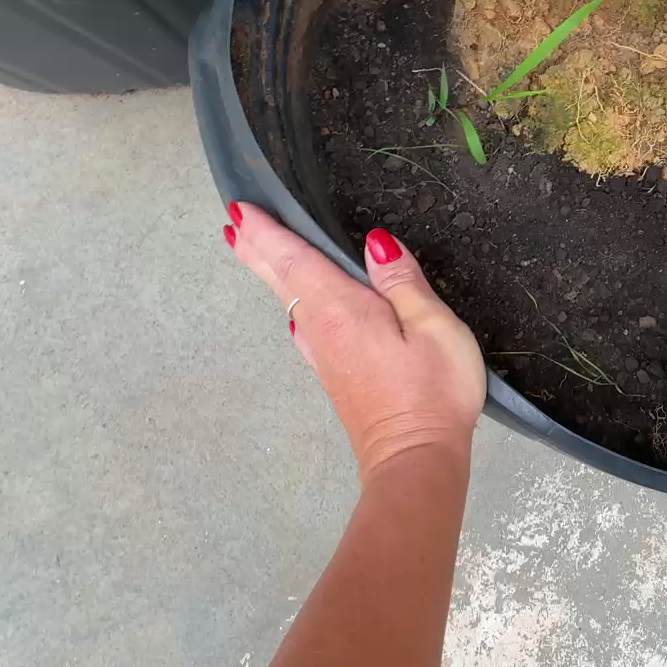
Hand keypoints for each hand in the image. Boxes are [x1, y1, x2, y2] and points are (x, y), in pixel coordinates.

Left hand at [224, 203, 485, 480]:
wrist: (418, 458)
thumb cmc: (433, 389)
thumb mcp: (433, 325)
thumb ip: (403, 282)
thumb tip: (375, 244)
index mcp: (343, 312)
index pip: (297, 263)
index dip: (270, 235)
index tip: (241, 209)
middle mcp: (323, 331)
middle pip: (284, 283)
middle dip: (258, 251)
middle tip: (233, 224)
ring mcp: (326, 356)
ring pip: (291, 303)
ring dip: (273, 273)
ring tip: (259, 251)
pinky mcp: (337, 373)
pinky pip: (307, 322)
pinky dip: (295, 300)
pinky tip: (300, 308)